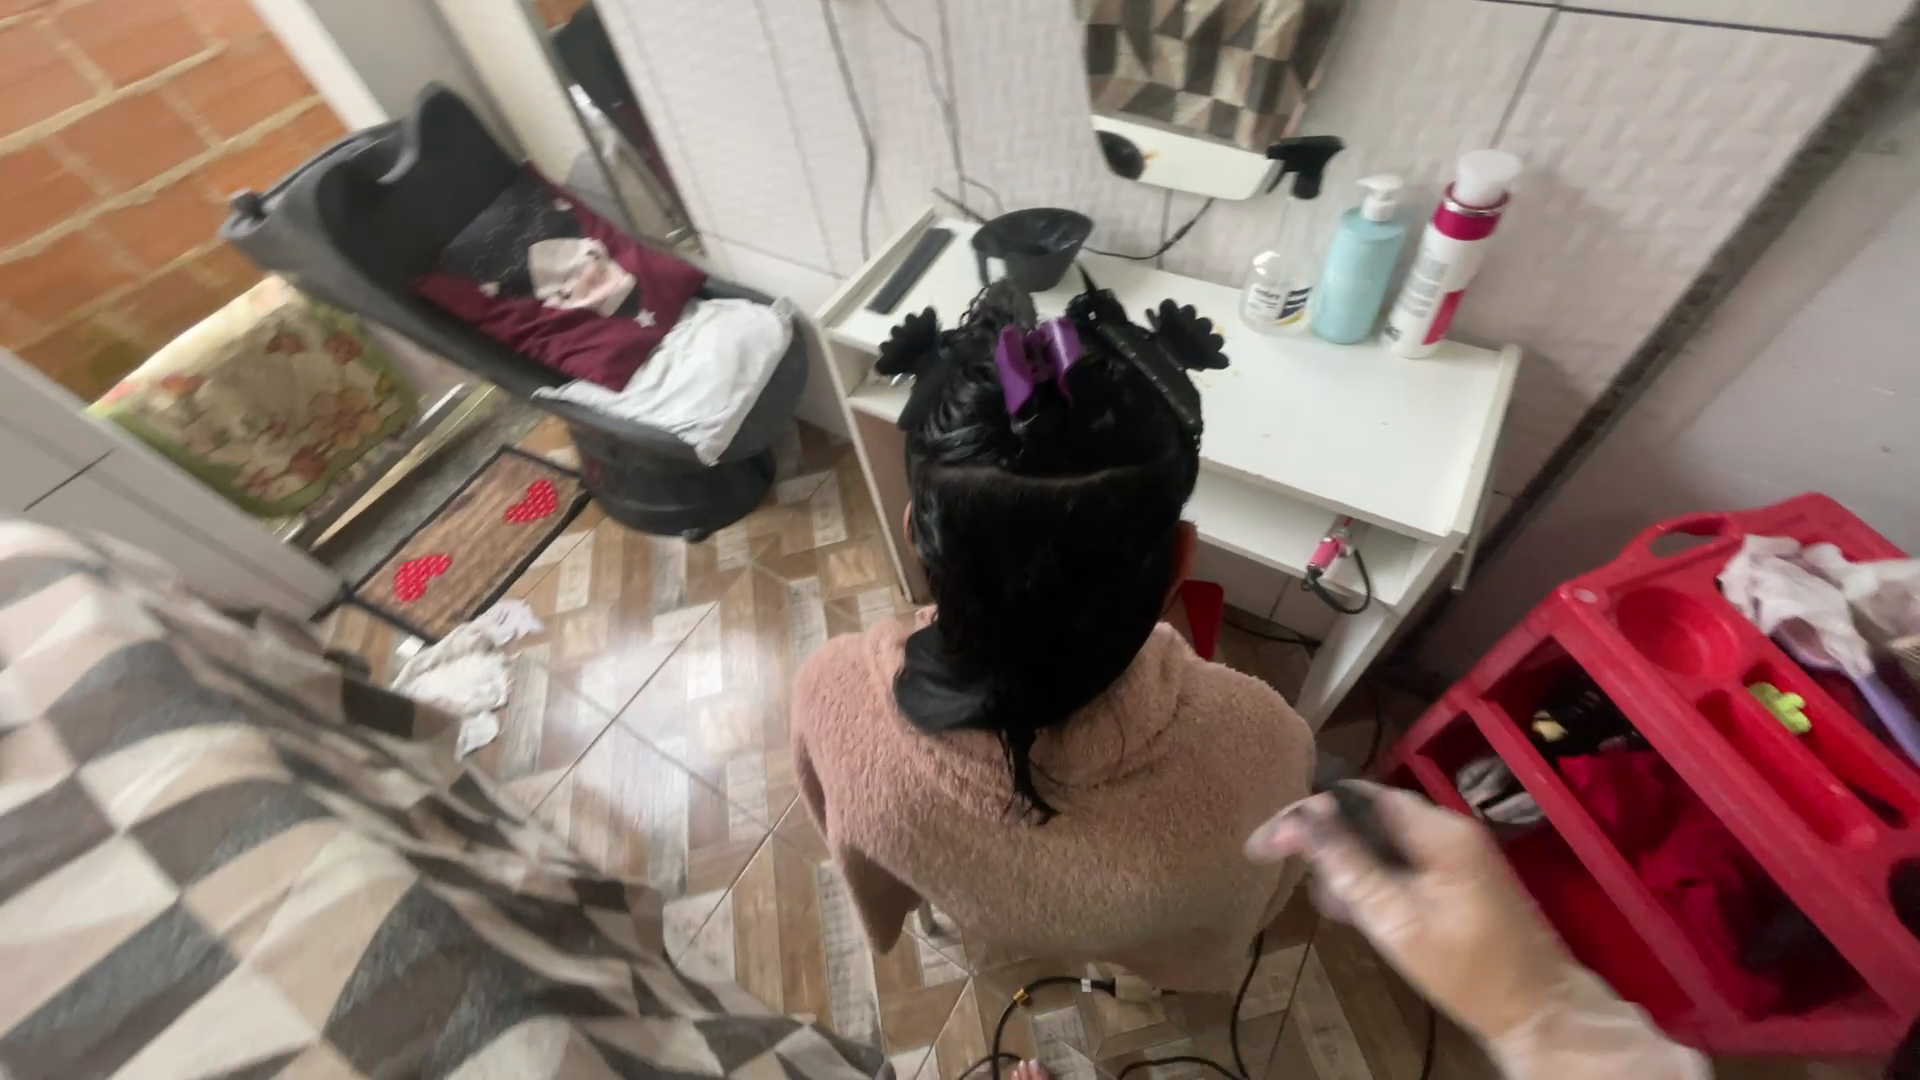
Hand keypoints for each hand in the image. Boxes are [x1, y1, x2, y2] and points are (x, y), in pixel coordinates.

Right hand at [1244, 782, 1574, 1040]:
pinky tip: (1351, 903)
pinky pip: (1393, 853)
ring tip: (1328, 900)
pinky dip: (1367, 872)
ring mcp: (1450, 846)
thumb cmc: (1468, 973)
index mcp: (1435, 830)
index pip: (1351, 798)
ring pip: (1373, 833)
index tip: (1265, 843)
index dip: (1302, 815)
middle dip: (1318, 837)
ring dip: (1343, 860)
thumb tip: (1304, 818)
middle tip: (1276, 860)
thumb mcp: (1398, 921)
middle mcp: (1442, 825)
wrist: (1543, 1017)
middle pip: (1359, 811)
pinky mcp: (1451, 868)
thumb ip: (1349, 865)